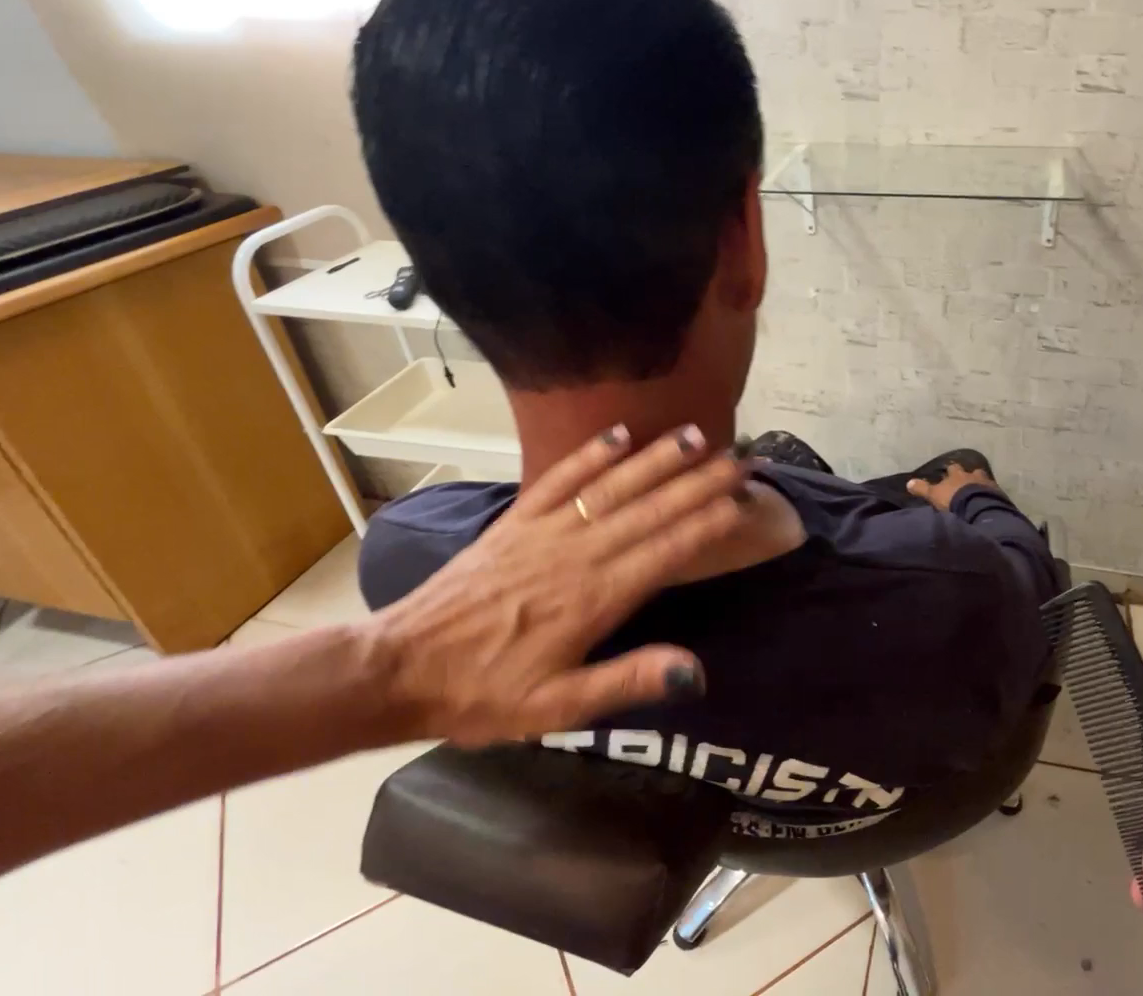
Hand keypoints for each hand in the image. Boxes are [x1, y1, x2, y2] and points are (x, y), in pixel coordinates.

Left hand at [363, 425, 748, 745]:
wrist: (398, 667)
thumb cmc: (484, 694)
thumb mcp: (557, 708)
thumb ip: (626, 682)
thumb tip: (695, 671)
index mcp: (595, 599)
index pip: (666, 551)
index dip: (708, 524)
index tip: (744, 502)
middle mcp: (577, 554)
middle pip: (650, 510)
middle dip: (699, 482)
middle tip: (741, 459)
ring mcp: (544, 532)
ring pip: (612, 487)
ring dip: (657, 459)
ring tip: (695, 436)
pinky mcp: (514, 523)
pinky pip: (559, 480)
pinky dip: (590, 454)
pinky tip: (619, 434)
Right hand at [906, 462, 999, 511]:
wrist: (978, 510)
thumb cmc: (953, 501)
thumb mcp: (934, 495)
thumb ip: (922, 488)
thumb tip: (908, 482)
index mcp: (957, 474)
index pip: (952, 468)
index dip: (950, 472)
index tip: (948, 475)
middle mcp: (973, 475)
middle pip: (971, 472)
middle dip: (968, 476)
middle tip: (965, 484)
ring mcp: (988, 484)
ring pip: (984, 481)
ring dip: (980, 485)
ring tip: (978, 494)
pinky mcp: (999, 495)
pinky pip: (993, 493)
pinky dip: (990, 496)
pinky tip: (987, 503)